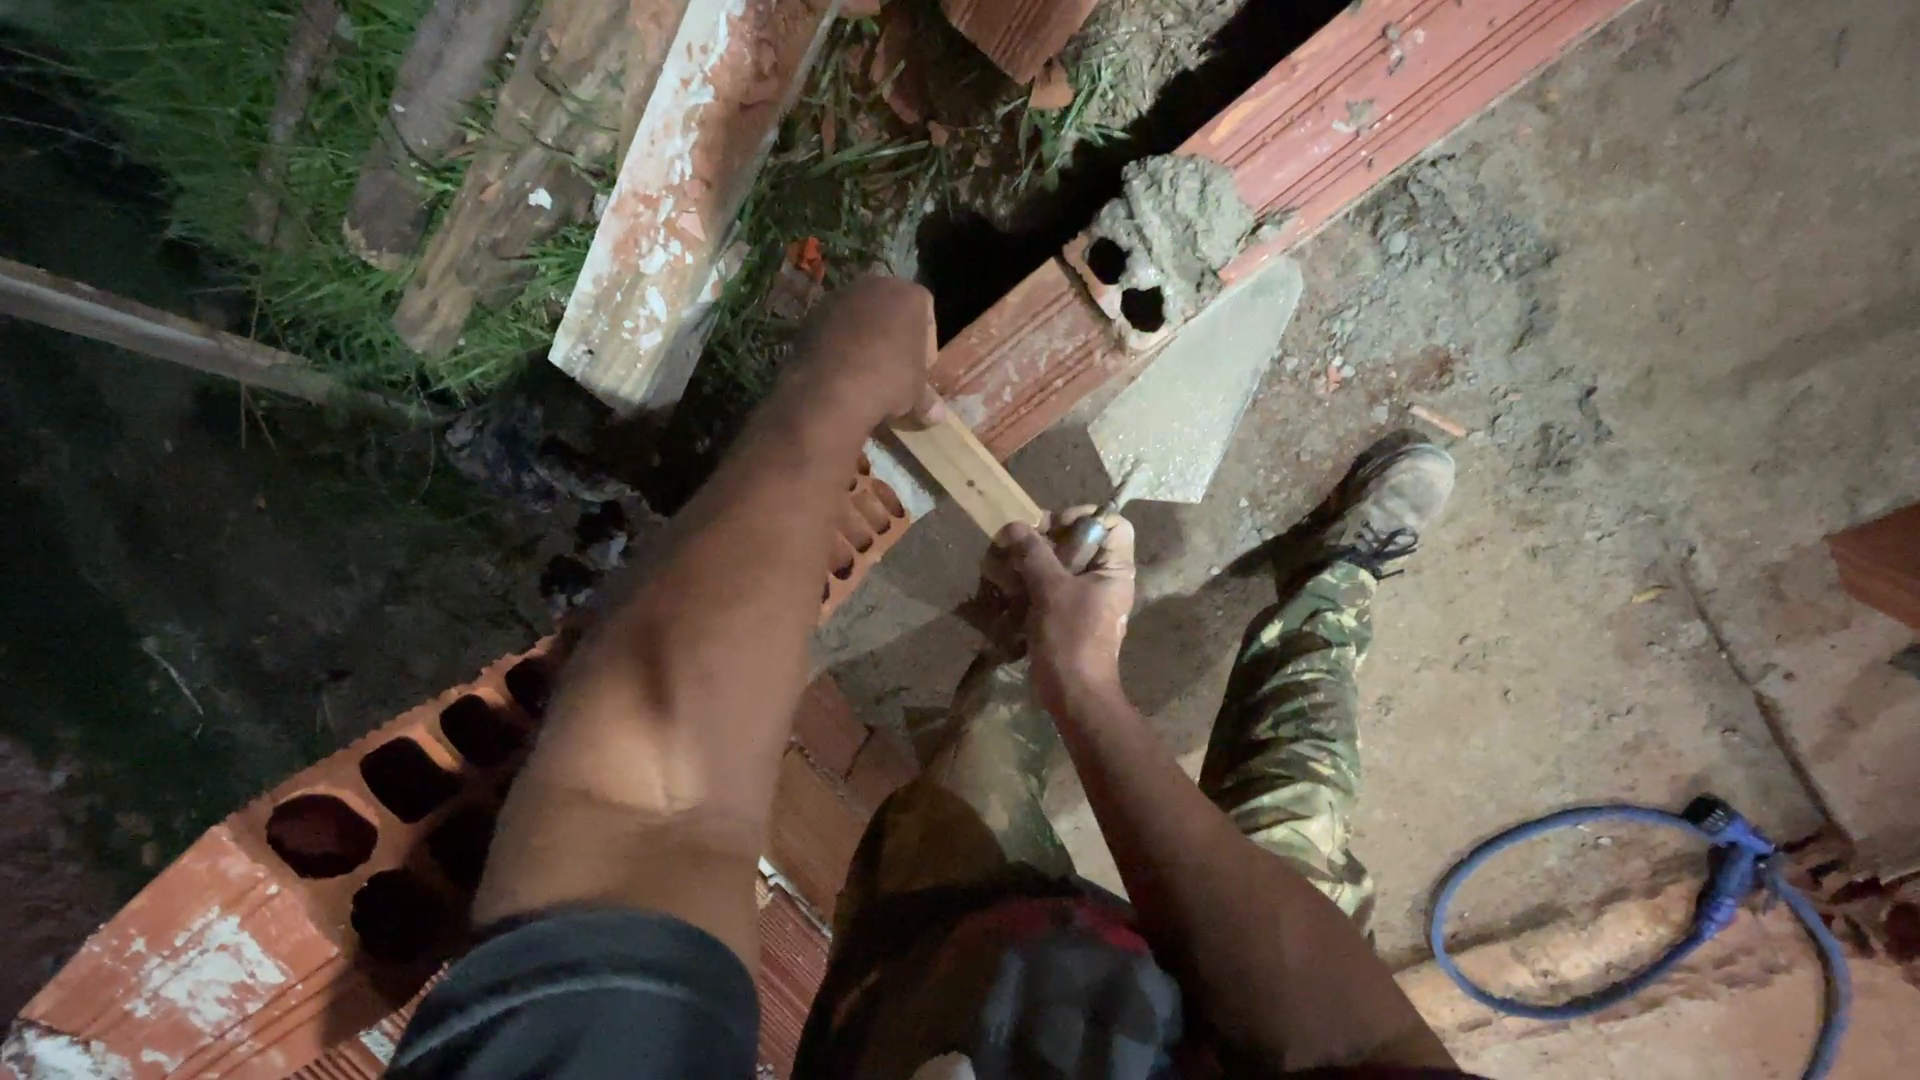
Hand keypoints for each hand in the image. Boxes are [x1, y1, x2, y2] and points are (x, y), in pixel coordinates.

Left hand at [791, 274, 940, 422]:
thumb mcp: (916, 395)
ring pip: (860, 316)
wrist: (832, 387)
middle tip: (893, 370)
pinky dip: (839, 344)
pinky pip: (834, 327)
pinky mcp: (813, 313)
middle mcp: (876, 284)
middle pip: (891, 309)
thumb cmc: (889, 381)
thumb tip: (939, 417)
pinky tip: (840, 372)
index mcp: (911, 295)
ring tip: (864, 373)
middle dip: (894, 336)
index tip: (920, 371)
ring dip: (865, 339)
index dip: (925, 345)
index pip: (926, 313)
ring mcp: (840, 295)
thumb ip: (927, 400)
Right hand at [988, 508, 1136, 716]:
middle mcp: (1106, 577)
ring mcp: (1088, 596)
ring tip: (1008, 562)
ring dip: (1034, 558)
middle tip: (1019, 543)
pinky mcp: (1069, 612)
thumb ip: (1034, 553)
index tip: (1051, 528)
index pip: (1111, 522)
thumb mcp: (1051, 589)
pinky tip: (1010, 585)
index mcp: (1115, 568)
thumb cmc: (1070, 637)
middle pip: (1081, 539)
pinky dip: (1032, 580)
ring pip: (1063, 561)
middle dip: (1047, 537)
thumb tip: (1015, 526)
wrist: (1074, 692)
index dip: (1082, 517)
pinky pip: (1052, 584)